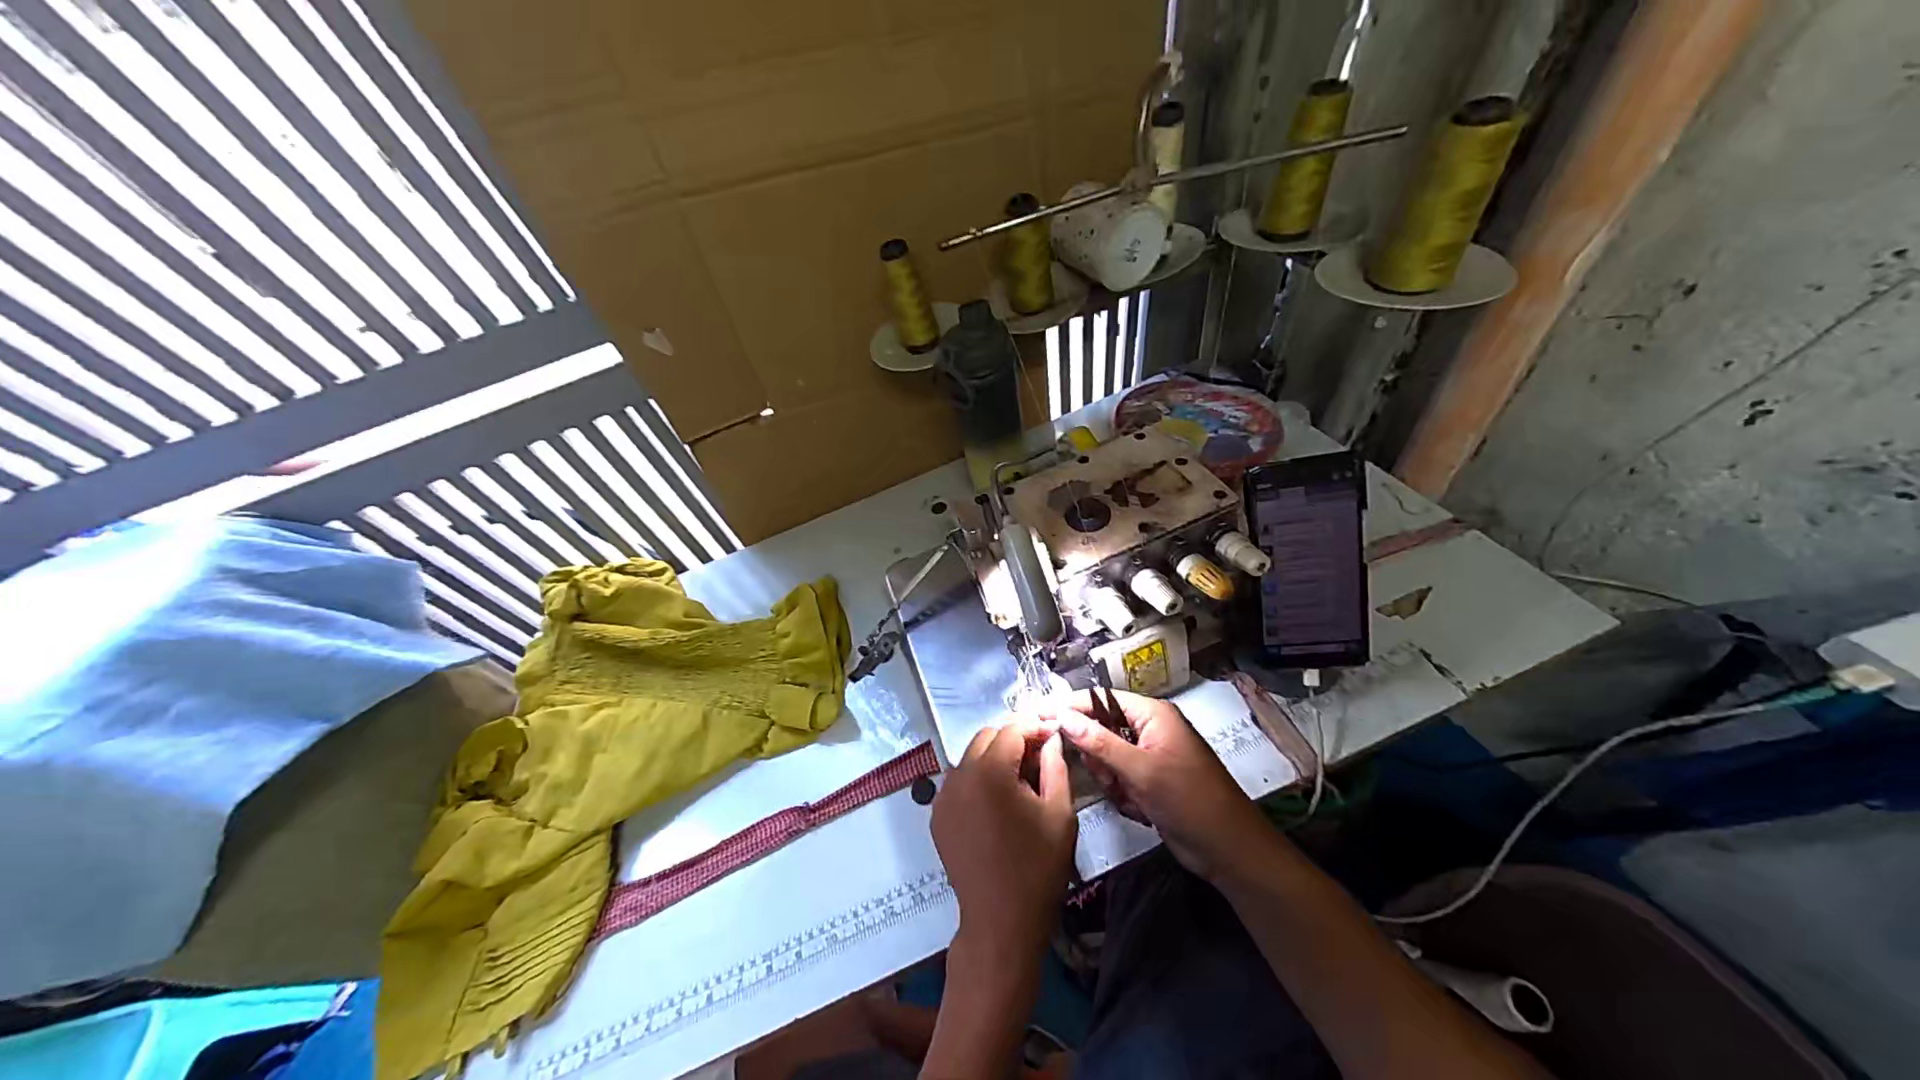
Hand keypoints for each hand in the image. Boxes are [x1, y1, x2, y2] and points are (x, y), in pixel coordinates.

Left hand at [931, 723, 1076, 953]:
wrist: (1000, 922)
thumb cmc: (1037, 868)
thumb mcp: (1060, 814)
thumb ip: (1055, 767)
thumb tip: (1050, 740)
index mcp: (989, 772)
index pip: (1012, 730)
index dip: (1035, 729)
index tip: (1053, 737)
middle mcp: (959, 776)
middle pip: (986, 738)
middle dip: (1012, 741)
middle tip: (1038, 760)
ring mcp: (943, 797)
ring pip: (970, 758)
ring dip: (993, 760)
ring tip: (1018, 784)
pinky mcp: (937, 817)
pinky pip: (959, 783)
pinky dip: (977, 782)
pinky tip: (996, 804)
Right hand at [1046, 690, 1275, 883]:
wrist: (1228, 849)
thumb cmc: (1188, 800)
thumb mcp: (1140, 770)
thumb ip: (1098, 742)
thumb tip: (1063, 716)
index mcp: (1152, 715)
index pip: (1102, 699)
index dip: (1072, 707)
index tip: (1042, 717)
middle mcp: (1150, 730)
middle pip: (1101, 730)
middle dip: (1100, 758)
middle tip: (1110, 778)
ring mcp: (1151, 757)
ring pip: (1108, 759)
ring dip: (1113, 781)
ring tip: (1131, 797)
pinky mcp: (1151, 782)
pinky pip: (1120, 780)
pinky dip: (1125, 795)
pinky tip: (1141, 809)